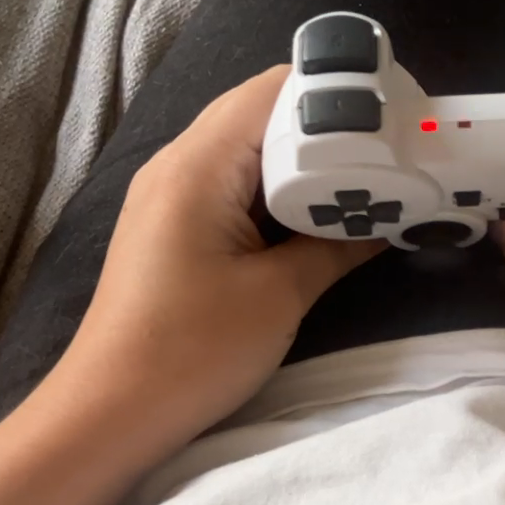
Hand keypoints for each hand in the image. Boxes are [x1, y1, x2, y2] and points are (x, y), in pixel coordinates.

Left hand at [44, 65, 383, 443]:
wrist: (114, 412)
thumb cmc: (194, 351)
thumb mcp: (280, 295)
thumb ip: (337, 246)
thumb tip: (387, 219)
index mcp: (199, 166)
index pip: (270, 91)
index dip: (333, 93)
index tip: (391, 113)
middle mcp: (178, 165)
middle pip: (260, 115)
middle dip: (326, 127)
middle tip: (390, 148)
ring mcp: (173, 196)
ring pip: (249, 153)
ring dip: (303, 164)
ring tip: (366, 177)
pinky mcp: (177, 228)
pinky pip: (235, 188)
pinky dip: (278, 193)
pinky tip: (318, 214)